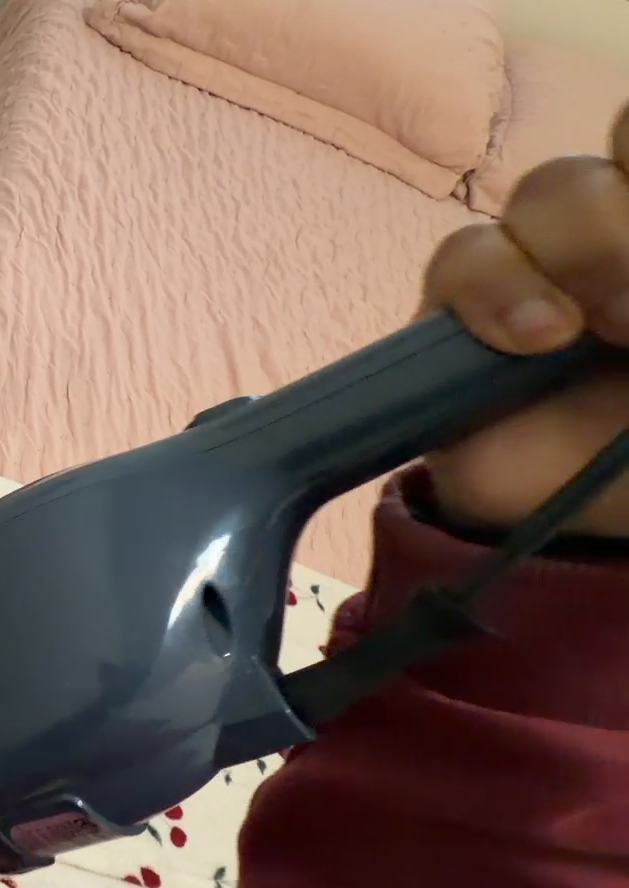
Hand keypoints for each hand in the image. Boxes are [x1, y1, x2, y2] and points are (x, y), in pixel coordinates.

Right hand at [420, 108, 628, 538]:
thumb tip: (614, 301)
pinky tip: (532, 343)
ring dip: (585, 247)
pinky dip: (497, 290)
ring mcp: (540, 261)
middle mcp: (622, 226)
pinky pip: (461, 255)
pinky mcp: (455, 307)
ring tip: (599, 333)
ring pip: (547, 188)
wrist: (578, 520)